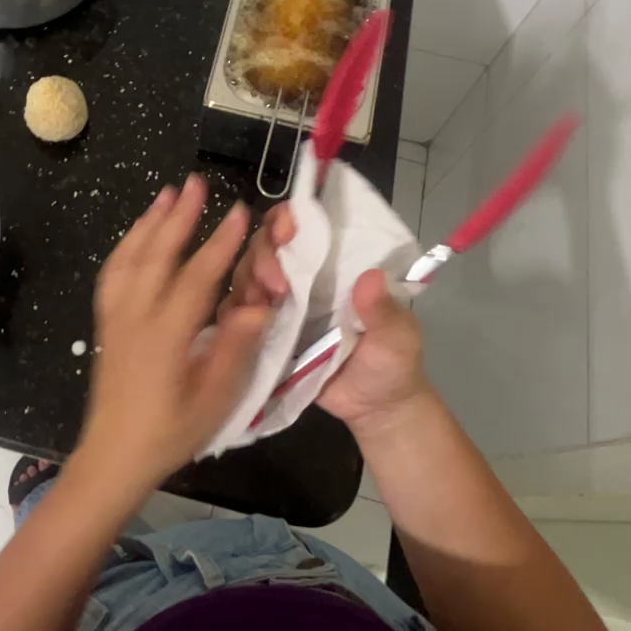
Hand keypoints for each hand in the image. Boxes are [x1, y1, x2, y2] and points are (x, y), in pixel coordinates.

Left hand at [75, 176, 275, 491]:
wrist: (113, 455)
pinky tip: (138, 233)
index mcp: (166, 336)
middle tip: (197, 182)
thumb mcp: (214, 399)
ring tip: (167, 192)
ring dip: (150, 221)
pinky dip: (127, 244)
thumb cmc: (171, 431)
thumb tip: (258, 304)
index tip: (239, 212)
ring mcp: (115, 316)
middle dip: (179, 215)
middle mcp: (136, 316)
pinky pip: (113, 272)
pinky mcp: (105, 322)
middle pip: (157, 254)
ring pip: (131, 257)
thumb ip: (235, 349)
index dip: (220, 243)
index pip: (197, 277)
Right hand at [229, 206, 432, 434]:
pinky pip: (236, 317)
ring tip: (263, 306)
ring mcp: (279, 307)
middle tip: (278, 284)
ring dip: (247, 284)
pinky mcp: (264, 335)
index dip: (286, 220)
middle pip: (263, 247)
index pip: (300, 226)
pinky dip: (233, 315)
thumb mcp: (397, 336)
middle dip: (263, 256)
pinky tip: (242, 326)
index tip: (286, 233)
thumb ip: (384, 310)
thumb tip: (371, 278)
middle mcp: (301, 278)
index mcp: (331, 265)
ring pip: (245, 277)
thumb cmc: (393, 363)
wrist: (377, 410)